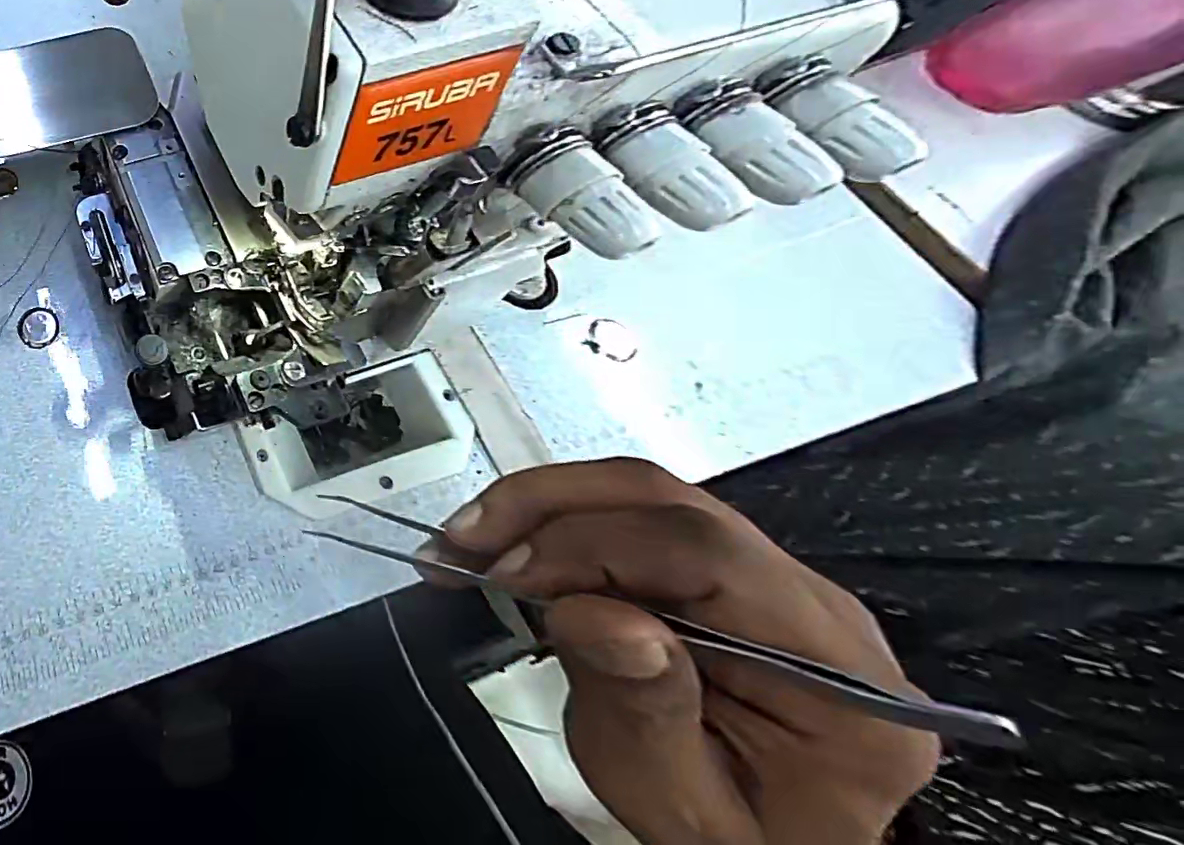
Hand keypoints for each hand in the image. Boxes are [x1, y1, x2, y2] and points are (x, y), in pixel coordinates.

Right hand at [434, 459, 936, 843]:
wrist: (756, 833)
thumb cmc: (726, 832)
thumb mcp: (678, 803)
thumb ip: (644, 711)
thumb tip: (590, 610)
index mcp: (835, 672)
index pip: (703, 552)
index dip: (591, 545)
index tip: (506, 575)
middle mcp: (805, 599)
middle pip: (661, 498)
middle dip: (545, 504)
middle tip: (465, 539)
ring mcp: (757, 570)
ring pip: (632, 490)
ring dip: (537, 504)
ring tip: (468, 538)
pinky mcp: (707, 562)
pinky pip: (620, 512)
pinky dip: (549, 518)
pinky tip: (504, 541)